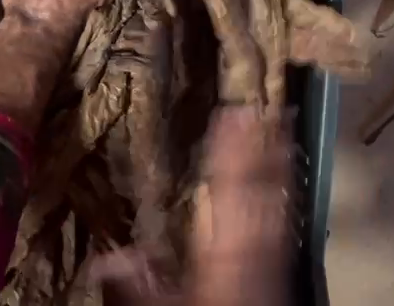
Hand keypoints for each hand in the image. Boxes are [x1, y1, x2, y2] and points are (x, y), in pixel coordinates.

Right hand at [93, 108, 291, 305]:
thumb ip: (139, 290)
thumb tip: (110, 257)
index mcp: (224, 255)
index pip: (227, 193)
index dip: (230, 151)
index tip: (232, 113)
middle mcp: (254, 252)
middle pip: (259, 193)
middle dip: (261, 150)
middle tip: (265, 107)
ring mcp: (271, 263)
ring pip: (276, 206)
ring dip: (278, 168)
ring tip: (282, 131)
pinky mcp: (277, 276)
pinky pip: (281, 227)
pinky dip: (282, 199)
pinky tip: (282, 188)